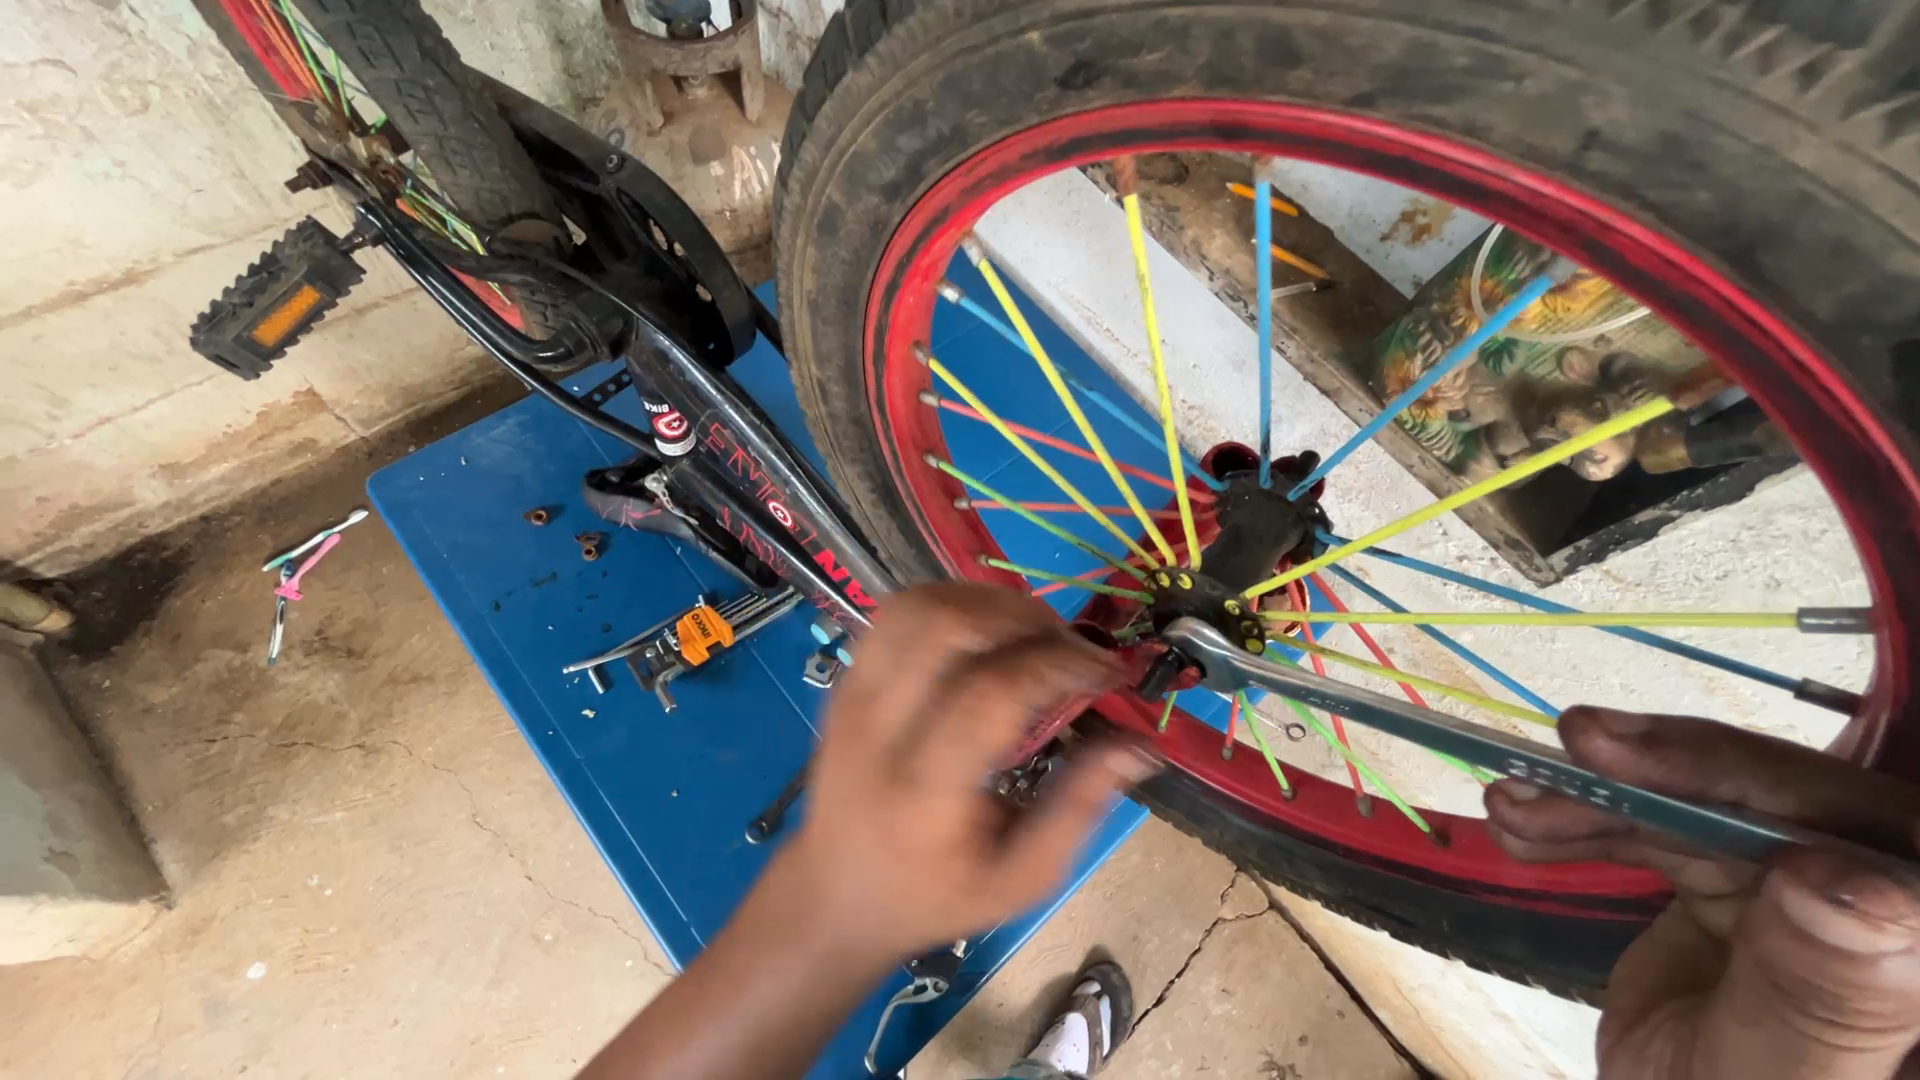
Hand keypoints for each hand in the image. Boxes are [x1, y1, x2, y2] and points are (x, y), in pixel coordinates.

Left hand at [770, 582, 1154, 962]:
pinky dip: (950, 602)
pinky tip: (984, 628)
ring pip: (917, 607)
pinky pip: (895, 613)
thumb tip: (1141, 744)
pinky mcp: (844, 679)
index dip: (1061, 664)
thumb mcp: (1021, 876)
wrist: (837, 891)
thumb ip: (1080, 806)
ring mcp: (852, 696)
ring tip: (1031, 629)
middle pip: (947, 629)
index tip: (1111, 669)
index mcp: (925, 790)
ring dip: (985, 601)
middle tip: (1070, 642)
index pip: (993, 693)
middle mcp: (879, 729)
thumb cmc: (936, 893)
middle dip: (1024, 618)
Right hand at [1485, 707, 1919, 1078]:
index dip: (1778, 791)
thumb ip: (1823, 992)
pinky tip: (1519, 827)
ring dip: (1603, 800)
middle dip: (1673, 774)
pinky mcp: (1741, 891)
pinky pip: (1664, 834)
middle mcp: (1895, 912)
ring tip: (1511, 805)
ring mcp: (1816, 901)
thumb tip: (1846, 880)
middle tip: (1575, 744)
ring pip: (1712, 811)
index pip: (1889, 844)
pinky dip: (1585, 825)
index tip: (1647, 764)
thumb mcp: (1780, 1077)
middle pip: (1797, 811)